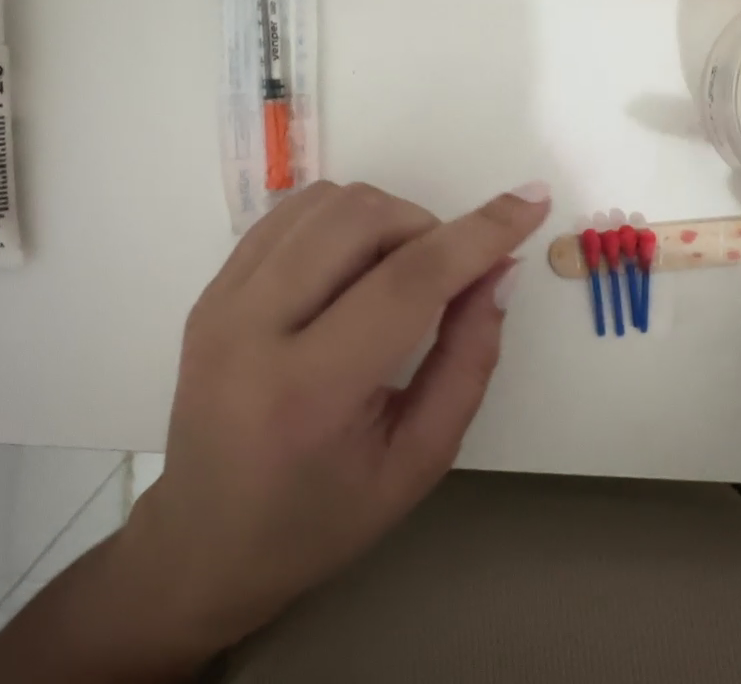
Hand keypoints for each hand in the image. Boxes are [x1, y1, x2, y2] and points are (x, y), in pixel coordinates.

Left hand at [107, 180, 550, 664]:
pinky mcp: (211, 289)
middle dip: (429, 227)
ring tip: (399, 275)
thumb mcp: (420, 460)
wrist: (207, 539)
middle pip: (360, 219)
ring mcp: (221, 301)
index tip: (532, 201)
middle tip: (447, 279)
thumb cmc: (323, 517)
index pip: (407, 282)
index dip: (480, 233)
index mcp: (307, 392)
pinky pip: (291, 214)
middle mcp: (250, 329)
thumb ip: (469, 360)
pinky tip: (356, 267)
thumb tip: (500, 271)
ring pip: (325, 202)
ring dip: (386, 218)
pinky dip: (343, 221)